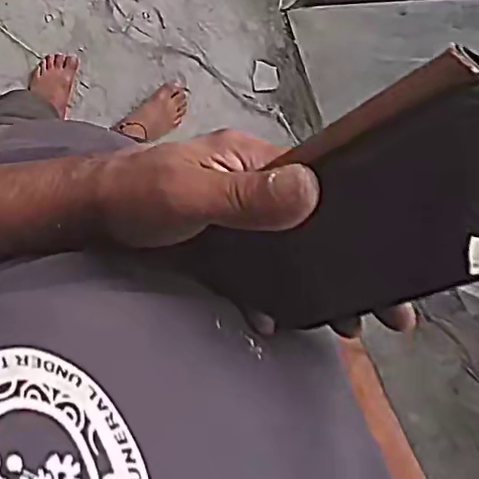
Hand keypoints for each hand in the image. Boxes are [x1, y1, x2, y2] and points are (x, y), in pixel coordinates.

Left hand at [93, 129, 417, 339]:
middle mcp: (246, 179)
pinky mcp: (218, 237)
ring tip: (341, 320)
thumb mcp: (189, 193)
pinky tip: (278, 316)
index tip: (389, 266)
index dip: (356, 220)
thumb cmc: (131, 192)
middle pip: (310, 218)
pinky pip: (259, 262)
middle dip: (343, 260)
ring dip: (313, 279)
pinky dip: (274, 288)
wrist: (89, 214)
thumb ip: (245, 195)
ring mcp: (233, 210)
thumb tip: (310, 188)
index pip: (319, 181)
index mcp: (247, 157)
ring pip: (288, 244)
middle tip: (375, 310)